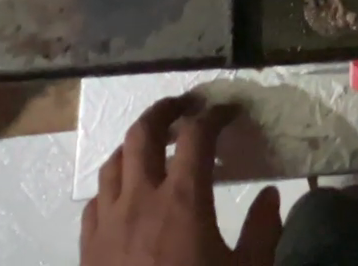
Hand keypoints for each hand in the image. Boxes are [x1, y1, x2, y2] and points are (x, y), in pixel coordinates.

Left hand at [81, 96, 280, 265]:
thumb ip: (263, 231)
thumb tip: (270, 195)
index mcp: (183, 198)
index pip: (198, 133)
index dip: (216, 113)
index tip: (231, 111)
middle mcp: (140, 198)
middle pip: (144, 131)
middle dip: (167, 110)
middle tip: (188, 106)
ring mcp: (107, 224)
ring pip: (113, 161)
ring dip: (136, 144)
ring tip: (156, 145)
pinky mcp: (87, 252)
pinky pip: (95, 201)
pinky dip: (114, 185)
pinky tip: (127, 197)